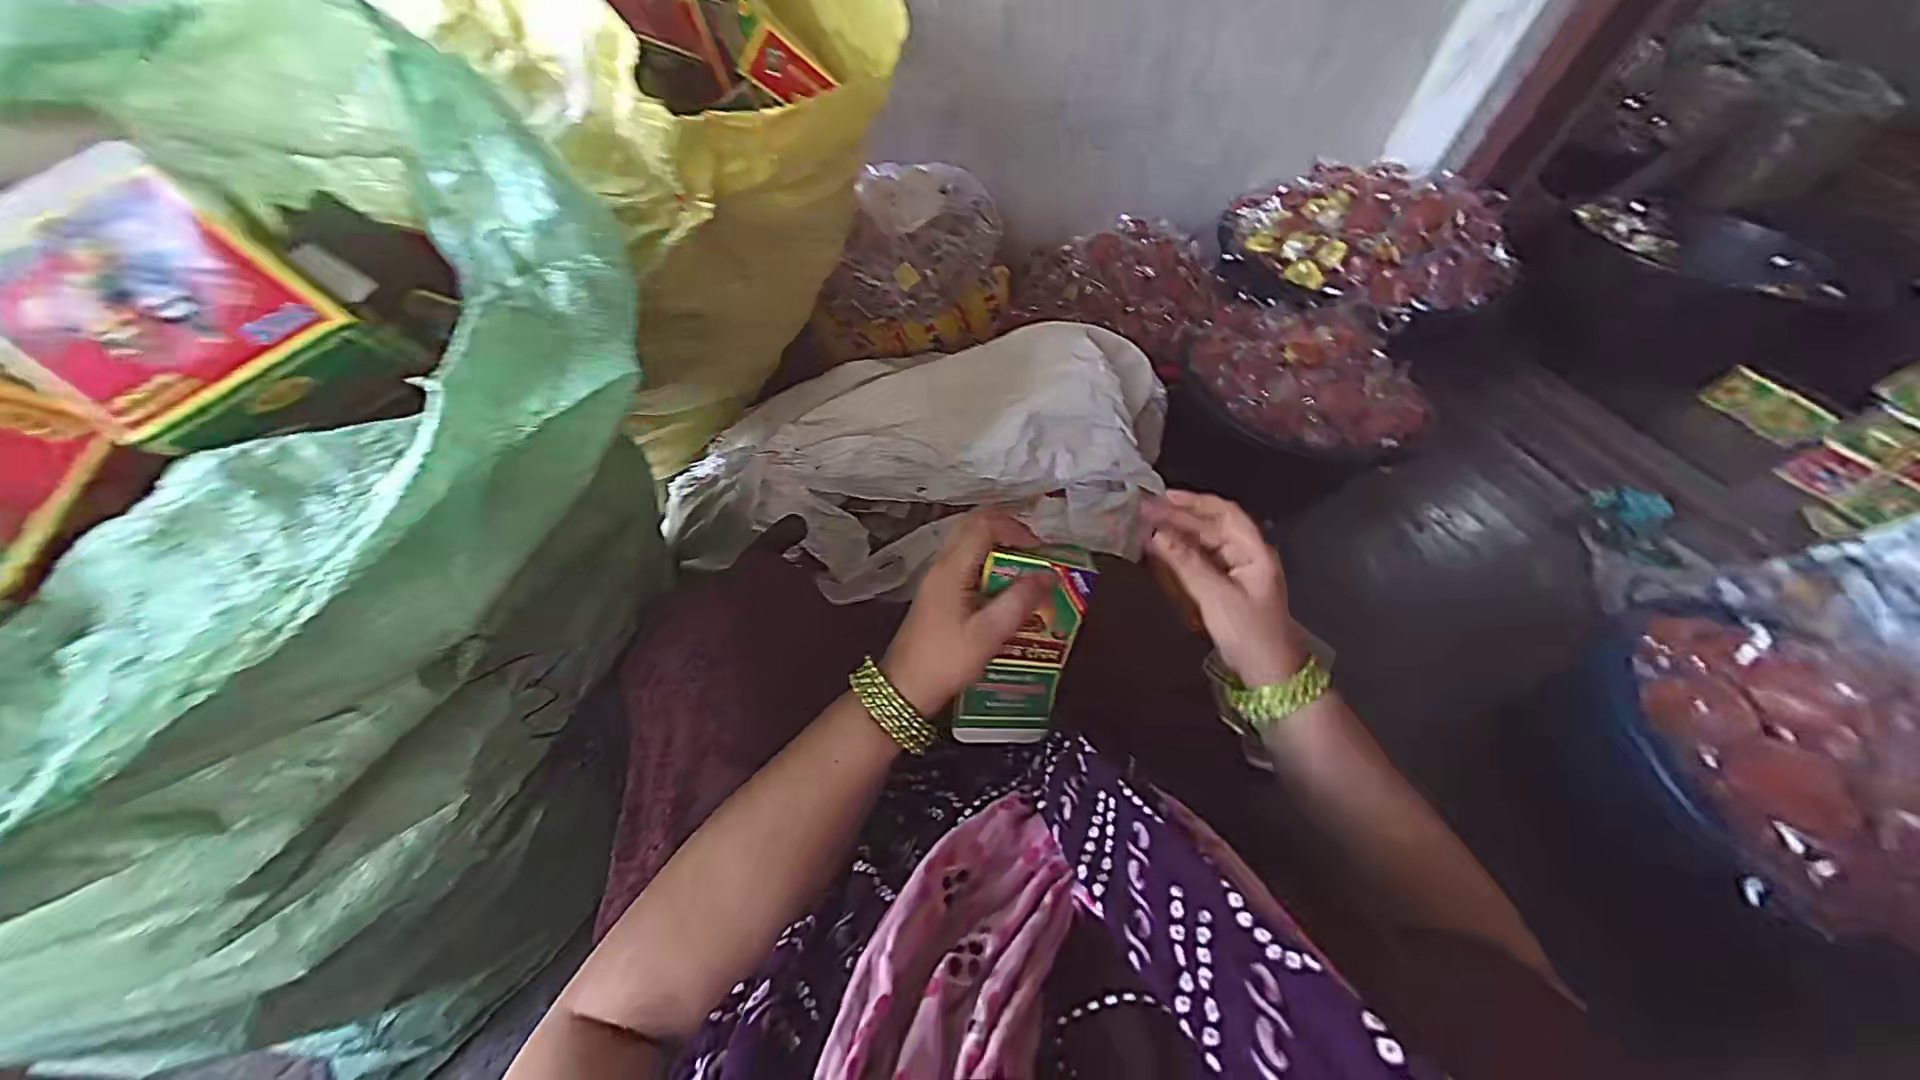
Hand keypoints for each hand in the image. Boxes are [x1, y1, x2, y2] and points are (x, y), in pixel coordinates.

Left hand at [881, 510, 1053, 714]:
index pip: (984, 524)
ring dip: (998, 548)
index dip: (1016, 528)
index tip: (1041, 550)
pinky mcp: (937, 593)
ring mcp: (937, 578)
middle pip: (974, 526)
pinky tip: (1004, 591)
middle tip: (1035, 553)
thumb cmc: (946, 660)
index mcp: (952, 568)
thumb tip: (1049, 575)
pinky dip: (988, 565)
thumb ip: (1019, 601)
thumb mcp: (989, 634)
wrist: (905, 688)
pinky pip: (965, 563)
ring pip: (969, 544)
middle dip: (1008, 532)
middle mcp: (941, 565)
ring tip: (1026, 571)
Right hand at [1143, 490, 1304, 685]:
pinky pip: (1200, 561)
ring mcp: (1236, 571)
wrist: (1268, 674)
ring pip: (1204, 543)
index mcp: (1255, 551)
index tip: (1163, 497)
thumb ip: (1185, 563)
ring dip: (1177, 534)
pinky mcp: (1225, 587)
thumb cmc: (1249, 632)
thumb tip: (1155, 535)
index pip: (1225, 514)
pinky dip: (1180, 553)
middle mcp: (1247, 555)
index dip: (1194, 502)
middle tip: (1144, 512)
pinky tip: (1161, 550)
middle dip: (1179, 517)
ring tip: (1147, 526)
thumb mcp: (1215, 596)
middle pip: (1211, 527)